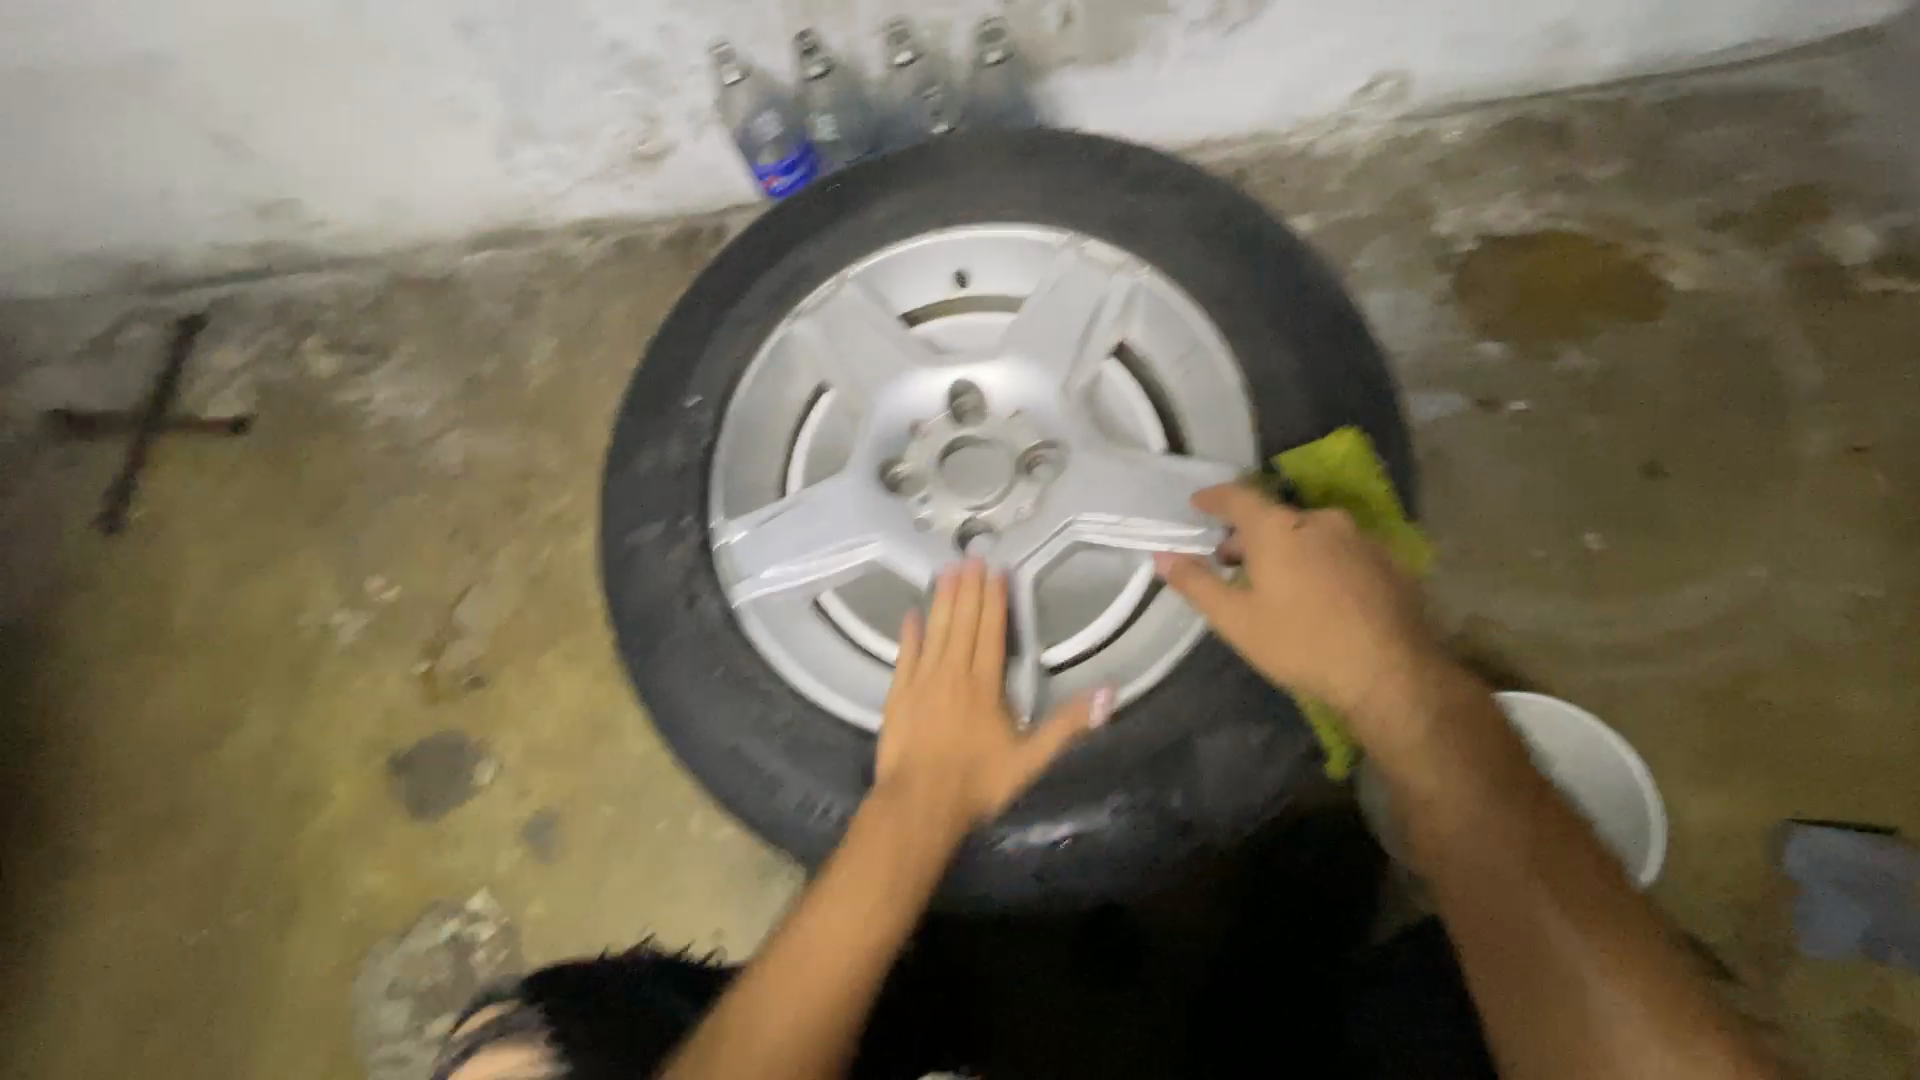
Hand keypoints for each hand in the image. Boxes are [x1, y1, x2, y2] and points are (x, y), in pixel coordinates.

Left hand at [874, 559, 1113, 831]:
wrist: (919, 804)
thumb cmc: (977, 782)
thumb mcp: (1031, 759)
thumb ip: (1068, 724)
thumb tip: (1110, 694)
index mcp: (985, 684)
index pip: (991, 631)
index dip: (995, 599)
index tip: (997, 570)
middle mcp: (953, 672)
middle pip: (962, 622)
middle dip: (967, 588)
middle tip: (969, 556)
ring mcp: (922, 681)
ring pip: (934, 630)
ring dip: (941, 600)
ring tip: (945, 570)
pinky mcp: (897, 695)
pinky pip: (905, 655)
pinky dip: (909, 633)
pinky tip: (911, 613)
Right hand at [1152, 483, 1444, 733]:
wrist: (1391, 673)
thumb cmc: (1301, 644)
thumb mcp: (1235, 620)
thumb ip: (1196, 583)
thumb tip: (1162, 556)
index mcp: (1278, 528)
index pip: (1238, 497)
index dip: (1214, 498)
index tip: (1197, 503)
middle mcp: (1320, 520)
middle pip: (1275, 517)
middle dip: (1249, 534)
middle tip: (1231, 560)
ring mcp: (1361, 539)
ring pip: (1311, 533)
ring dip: (1288, 547)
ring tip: (1276, 580)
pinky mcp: (1390, 561)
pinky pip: (1343, 550)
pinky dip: (1322, 561)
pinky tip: (1321, 594)